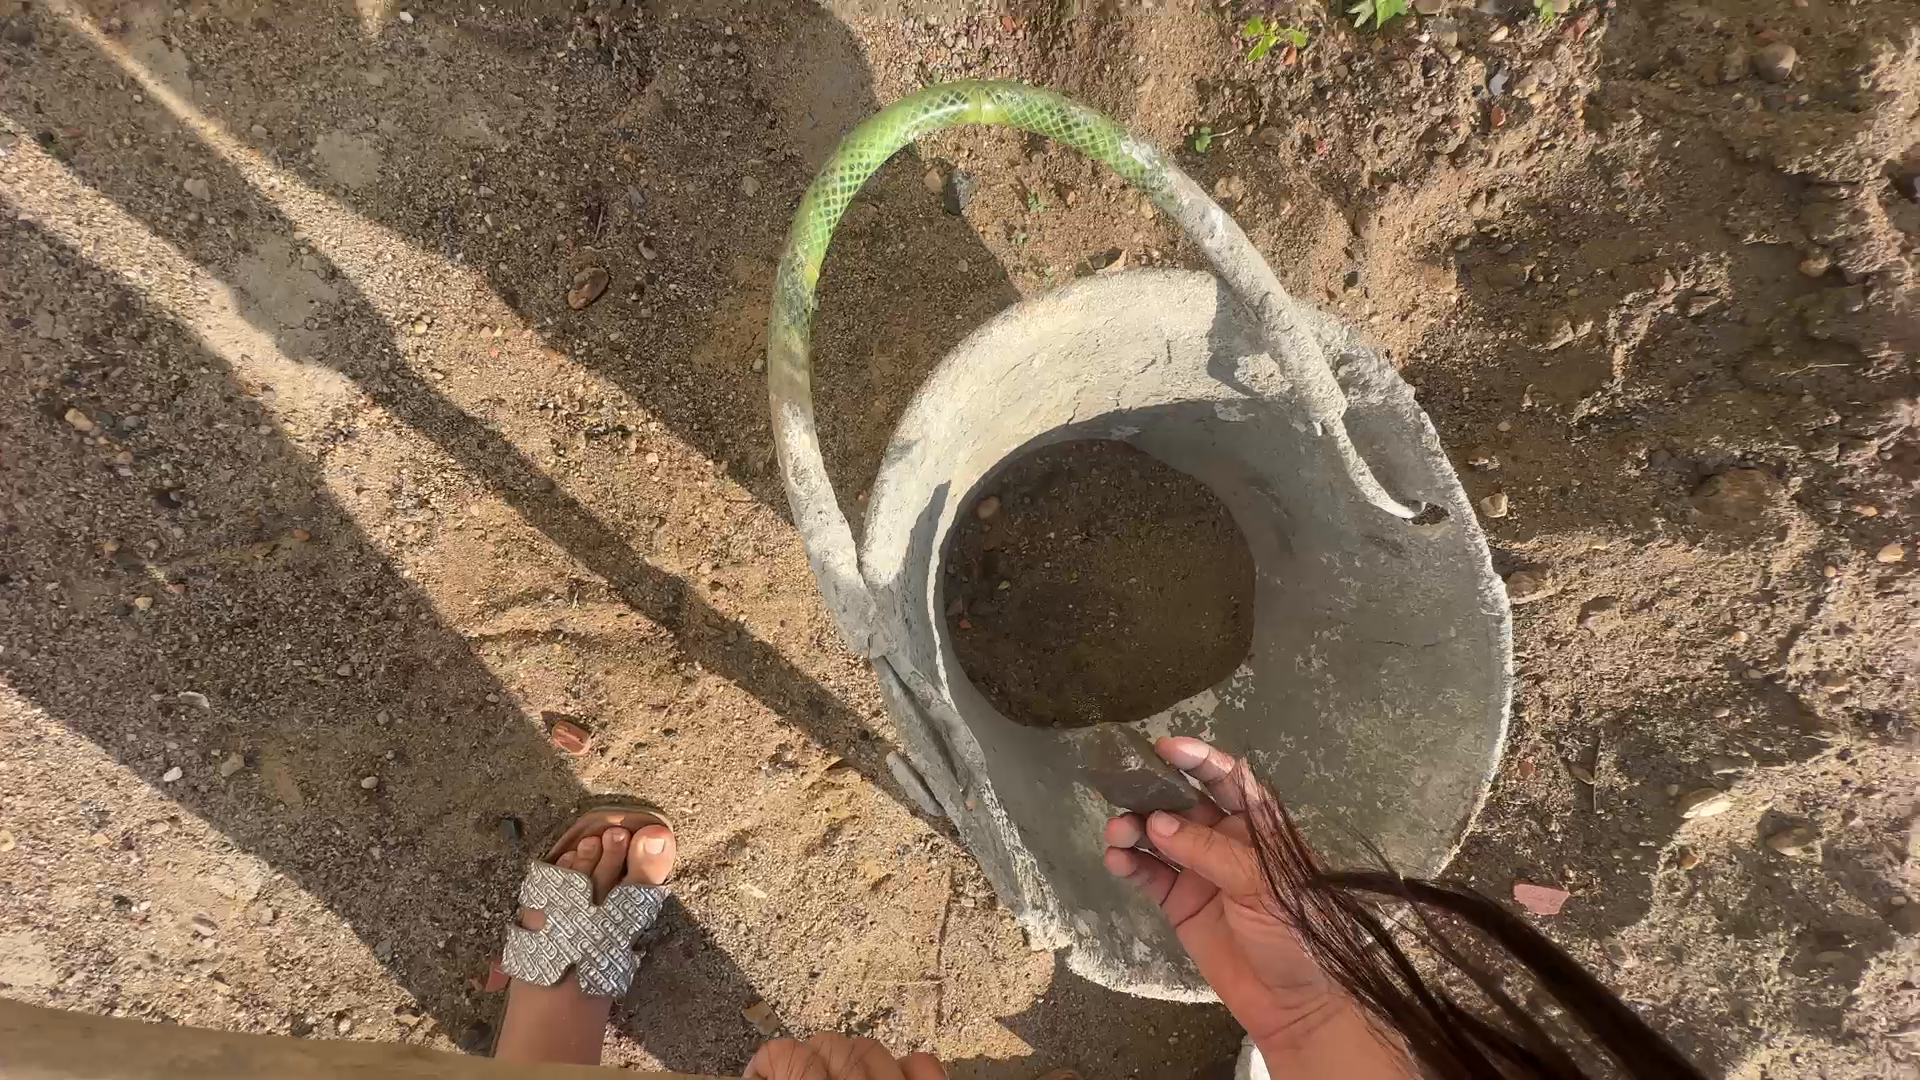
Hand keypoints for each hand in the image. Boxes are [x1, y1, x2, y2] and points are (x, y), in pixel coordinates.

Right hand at [743, 1034, 944, 1079]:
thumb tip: (758, 1075)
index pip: (791, 1060)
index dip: (767, 1060)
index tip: (756, 1072)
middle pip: (830, 1046)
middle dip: (804, 1055)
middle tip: (789, 1074)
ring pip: (871, 1048)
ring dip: (847, 1057)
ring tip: (831, 1077)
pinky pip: (921, 1065)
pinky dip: (903, 1066)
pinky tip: (888, 1076)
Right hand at [1102, 737, 1346, 1052]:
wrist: (1294, 1008)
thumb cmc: (1296, 935)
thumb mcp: (1264, 886)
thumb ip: (1210, 851)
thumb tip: (1157, 823)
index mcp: (1255, 826)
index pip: (1227, 780)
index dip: (1199, 759)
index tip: (1167, 748)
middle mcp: (1222, 839)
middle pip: (1181, 802)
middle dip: (1152, 792)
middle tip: (1124, 786)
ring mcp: (1197, 868)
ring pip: (1157, 834)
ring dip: (1133, 827)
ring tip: (1117, 832)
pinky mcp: (1177, 900)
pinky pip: (1147, 872)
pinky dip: (1129, 862)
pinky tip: (1117, 859)